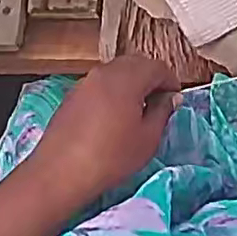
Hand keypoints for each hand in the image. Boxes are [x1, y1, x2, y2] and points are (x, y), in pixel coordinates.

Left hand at [25, 56, 178, 201]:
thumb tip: (170, 97)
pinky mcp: (72, 94)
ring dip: (131, 83)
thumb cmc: (111, 157)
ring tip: (137, 109)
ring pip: (115, 71)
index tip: (175, 99)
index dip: (170, 81)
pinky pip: (99, 83)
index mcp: (127, 78)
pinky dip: (112, 90)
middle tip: (159, 101)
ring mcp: (85, 81)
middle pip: (135, 63)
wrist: (60, 171)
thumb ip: (162, 111)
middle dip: (151, 77)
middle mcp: (104, 72)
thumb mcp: (147, 138)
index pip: (156, 67)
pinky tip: (113, 115)